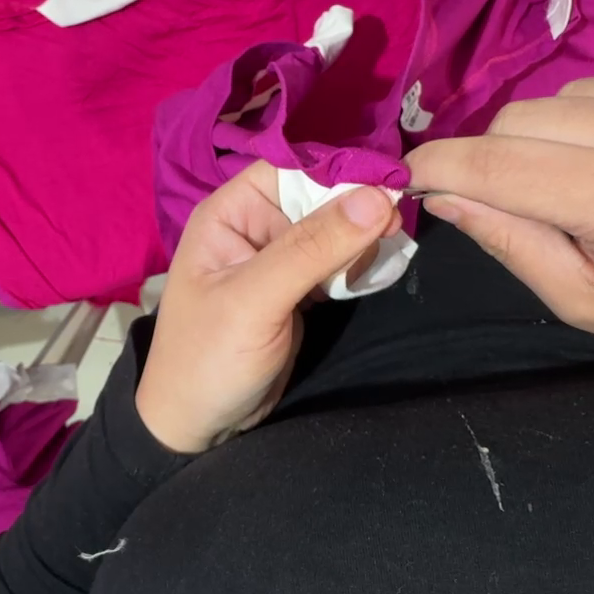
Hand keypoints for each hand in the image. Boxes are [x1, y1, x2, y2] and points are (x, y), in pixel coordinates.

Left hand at [136, 161, 399, 453]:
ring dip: (364, 238)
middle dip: (359, 207)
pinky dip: (359, 266)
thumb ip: (312, 248)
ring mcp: (278, 260)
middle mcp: (255, 227)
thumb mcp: (255, 300)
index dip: (341, 168)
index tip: (392, 180)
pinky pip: (338, 263)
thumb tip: (378, 195)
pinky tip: (377, 273)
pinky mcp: (298, 291)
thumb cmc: (208, 358)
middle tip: (395, 227)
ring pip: (335, 230)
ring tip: (387, 254)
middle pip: (320, 197)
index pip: (292, 168)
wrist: (199, 425)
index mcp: (230, 214)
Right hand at [405, 57, 593, 371]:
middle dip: (498, 155)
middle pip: (524, 117)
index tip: (407, 174)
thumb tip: (441, 195)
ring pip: (571, 92)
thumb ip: (510, 243)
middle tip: (521, 196)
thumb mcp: (588, 302)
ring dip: (557, 133)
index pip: (496, 165)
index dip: (438, 165)